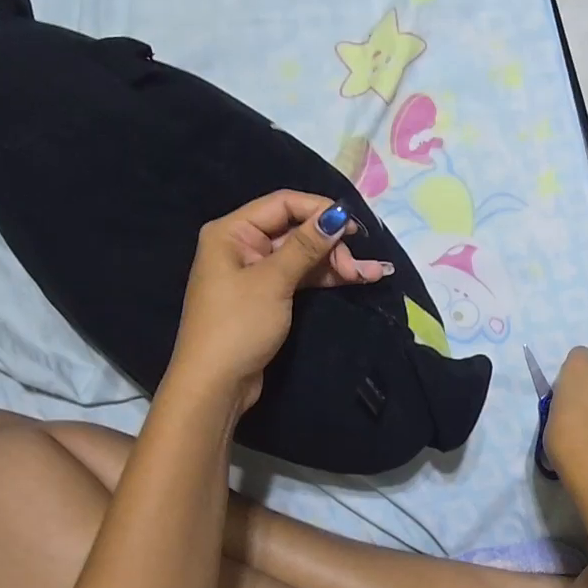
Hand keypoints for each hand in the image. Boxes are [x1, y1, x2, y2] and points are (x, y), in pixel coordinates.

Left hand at [168, 190, 388, 409]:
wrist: (216, 384)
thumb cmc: (237, 326)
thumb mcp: (273, 282)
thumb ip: (306, 246)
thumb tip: (337, 215)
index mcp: (232, 231)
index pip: (283, 204)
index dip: (320, 211)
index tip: (355, 227)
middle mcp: (243, 245)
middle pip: (296, 230)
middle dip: (331, 244)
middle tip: (357, 268)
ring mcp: (257, 272)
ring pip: (304, 256)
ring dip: (336, 263)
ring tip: (371, 275)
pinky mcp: (269, 297)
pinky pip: (302, 277)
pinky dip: (327, 278)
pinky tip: (356, 280)